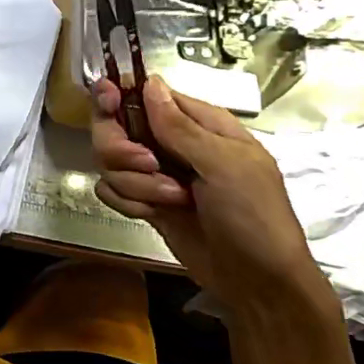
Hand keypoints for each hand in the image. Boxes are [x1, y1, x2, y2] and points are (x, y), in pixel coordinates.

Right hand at [91, 76, 329, 310]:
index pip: (149, 95)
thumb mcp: (223, 164)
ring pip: (112, 162)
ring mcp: (157, 175)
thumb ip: (180, 126)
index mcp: (200, 124)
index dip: (121, 96)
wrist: (256, 281)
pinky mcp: (146, 203)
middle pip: (118, 126)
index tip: (107, 104)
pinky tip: (152, 215)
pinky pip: (112, 190)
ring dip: (136, 184)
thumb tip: (150, 82)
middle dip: (123, 148)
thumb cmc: (253, 214)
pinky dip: (128, 203)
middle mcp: (173, 144)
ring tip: (172, 201)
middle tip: (148, 165)